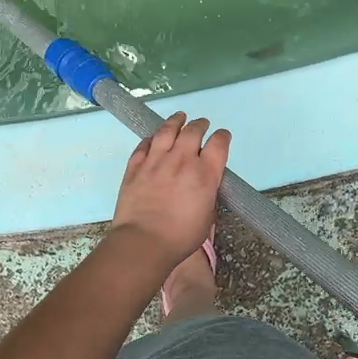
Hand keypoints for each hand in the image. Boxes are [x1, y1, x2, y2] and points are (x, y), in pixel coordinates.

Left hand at [110, 112, 229, 269]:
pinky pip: (144, 144)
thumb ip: (207, 194)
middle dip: (200, 125)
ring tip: (179, 117)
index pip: (219, 143)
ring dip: (176, 121)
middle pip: (193, 131)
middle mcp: (182, 160)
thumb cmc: (180, 237)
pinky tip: (154, 137)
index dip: (222, 137)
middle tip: (201, 124)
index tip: (222, 136)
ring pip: (167, 130)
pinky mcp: (135, 166)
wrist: (143, 241)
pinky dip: (152, 138)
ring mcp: (156, 160)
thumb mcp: (206, 217)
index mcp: (205, 174)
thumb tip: (203, 184)